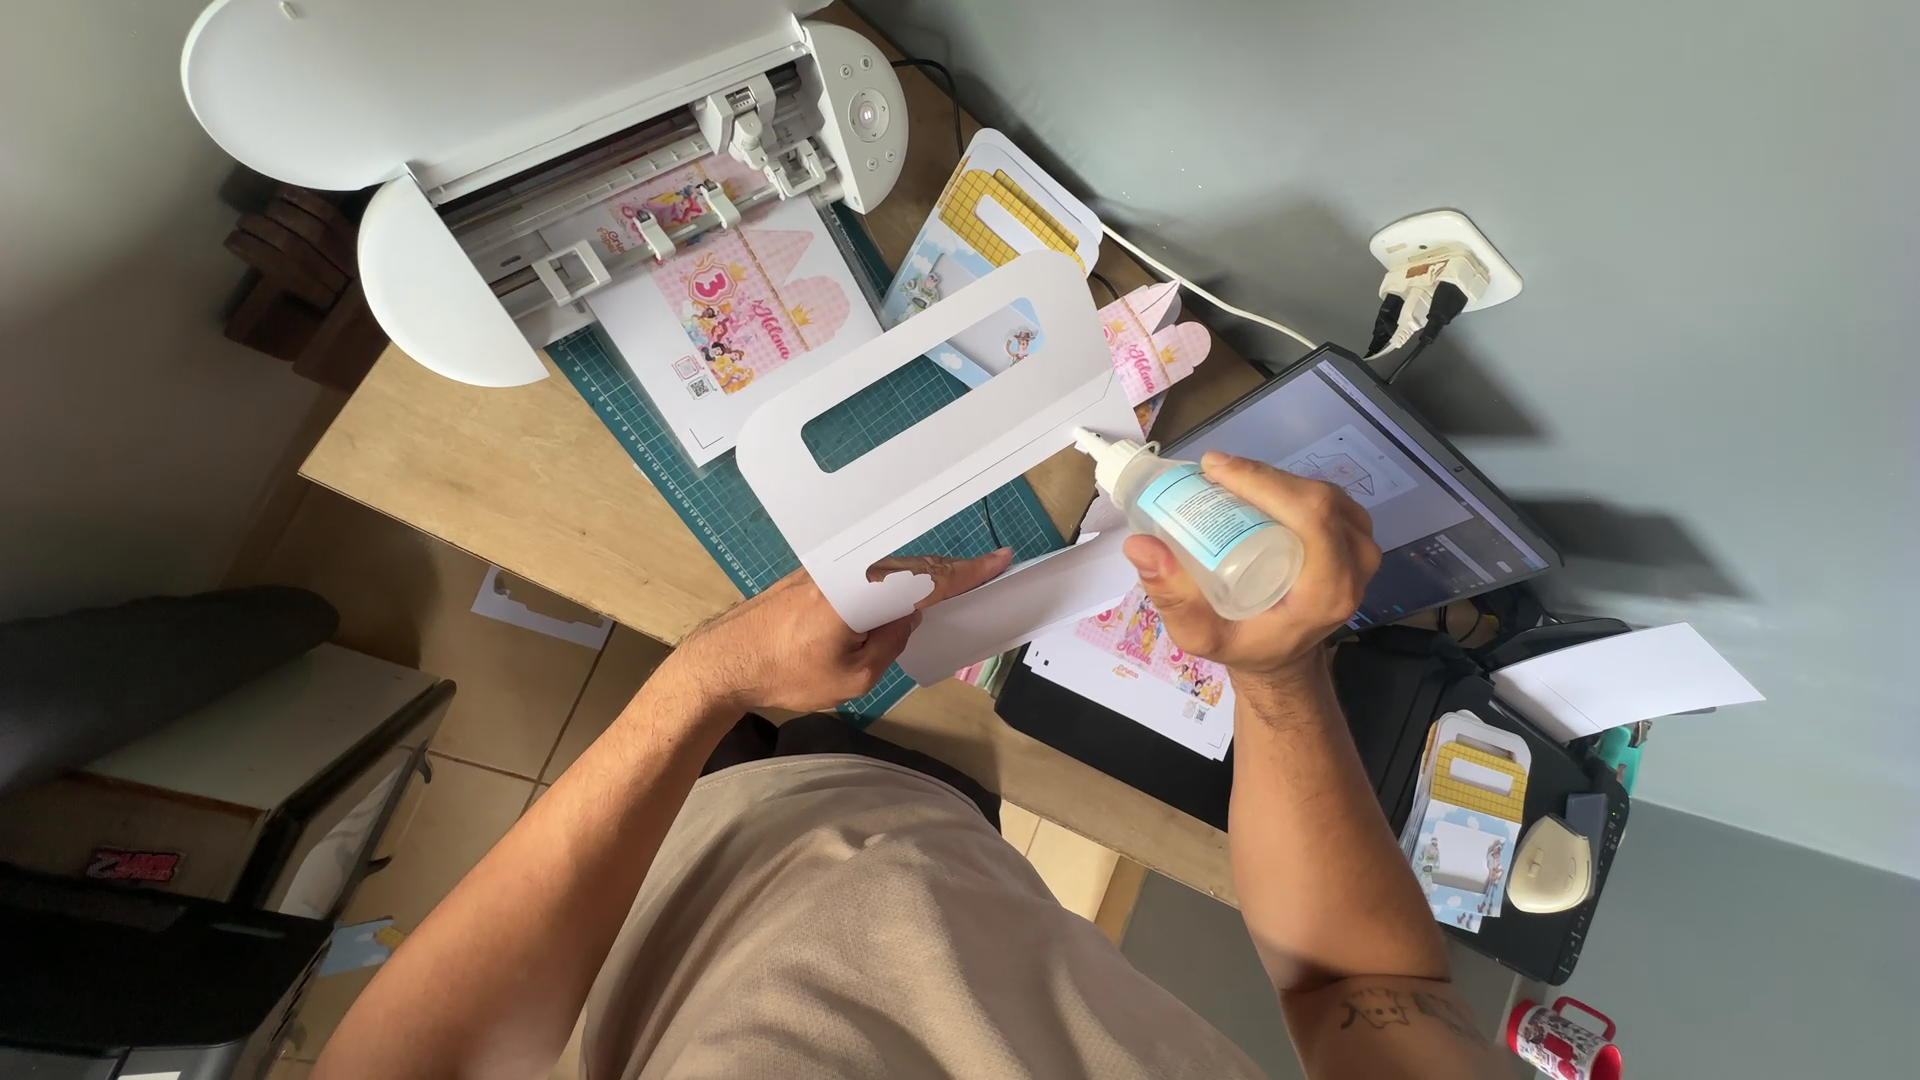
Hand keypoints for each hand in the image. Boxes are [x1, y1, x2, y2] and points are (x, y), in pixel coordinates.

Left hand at [669, 549, 1013, 712]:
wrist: (723, 660)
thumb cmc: (784, 675)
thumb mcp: (852, 679)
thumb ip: (889, 646)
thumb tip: (906, 619)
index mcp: (860, 594)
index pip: (926, 582)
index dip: (967, 573)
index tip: (1000, 559)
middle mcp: (847, 570)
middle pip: (911, 567)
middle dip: (949, 572)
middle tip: (983, 572)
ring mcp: (829, 568)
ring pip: (887, 568)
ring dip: (918, 578)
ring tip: (946, 587)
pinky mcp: (815, 573)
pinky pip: (865, 571)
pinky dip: (889, 582)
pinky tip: (897, 596)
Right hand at [1123, 452, 1379, 680]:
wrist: (1280, 657)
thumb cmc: (1243, 645)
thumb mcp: (1199, 634)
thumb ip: (1172, 597)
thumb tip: (1140, 545)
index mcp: (1327, 591)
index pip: (1311, 517)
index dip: (1265, 483)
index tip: (1214, 470)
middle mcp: (1355, 567)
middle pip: (1316, 499)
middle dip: (1261, 476)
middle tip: (1211, 471)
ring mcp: (1361, 549)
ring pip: (1321, 493)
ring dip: (1273, 480)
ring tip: (1227, 479)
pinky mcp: (1355, 537)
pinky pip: (1324, 497)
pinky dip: (1286, 486)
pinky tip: (1252, 487)